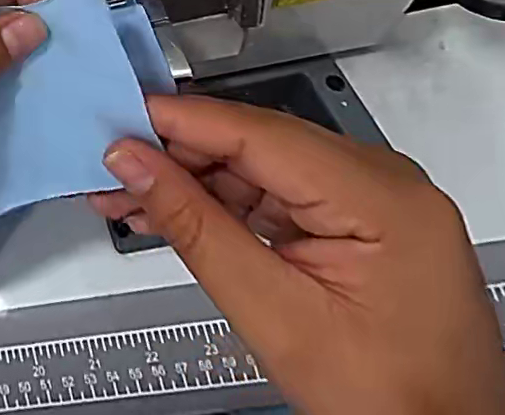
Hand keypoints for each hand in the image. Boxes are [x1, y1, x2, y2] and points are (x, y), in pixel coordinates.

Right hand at [89, 96, 504, 414]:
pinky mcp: (347, 211)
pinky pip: (268, 188)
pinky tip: (173, 210)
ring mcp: (365, 193)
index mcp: (380, 196)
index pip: (256, 132)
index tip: (119, 118)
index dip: (178, 120)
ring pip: (252, 164)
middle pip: (251, 143)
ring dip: (189, 180)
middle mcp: (379, 178)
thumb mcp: (274, 314)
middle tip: (115, 169)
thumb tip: (133, 161)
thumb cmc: (388, 402)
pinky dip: (217, 200)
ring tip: (130, 195)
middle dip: (175, 157)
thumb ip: (194, 226)